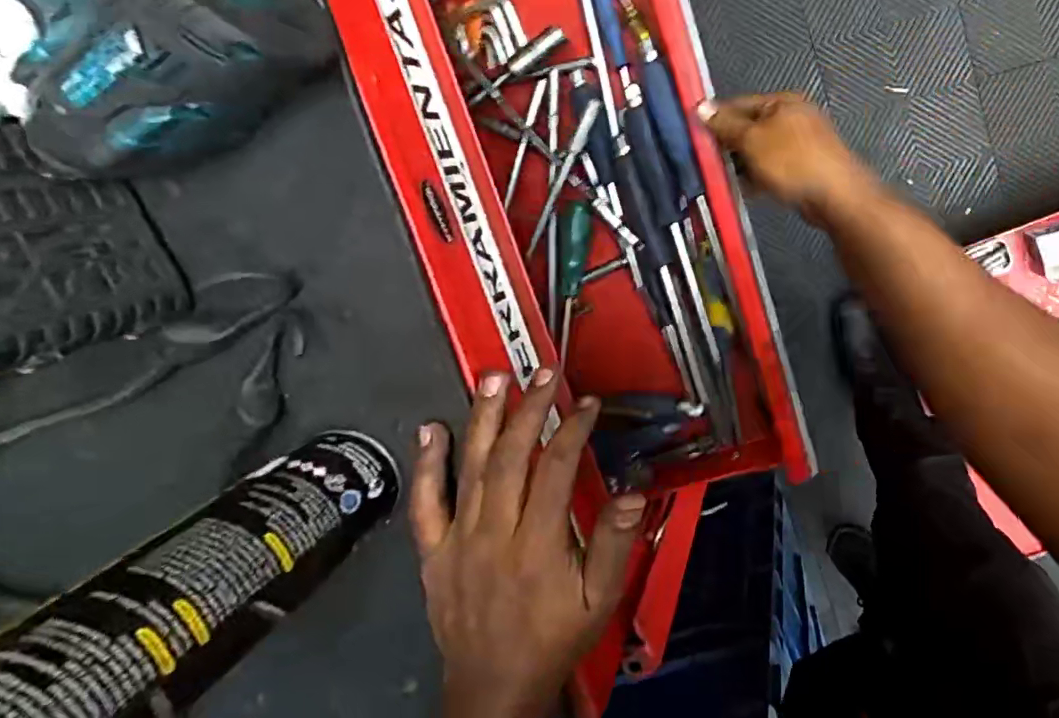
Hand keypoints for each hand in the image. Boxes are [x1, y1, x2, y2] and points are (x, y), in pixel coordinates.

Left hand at [411, 369, 646, 717]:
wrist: (492, 689)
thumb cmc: (554, 637)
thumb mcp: (599, 599)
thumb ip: (615, 543)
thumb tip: (633, 491)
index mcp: (537, 544)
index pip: (555, 470)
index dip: (572, 430)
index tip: (586, 402)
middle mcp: (494, 535)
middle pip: (511, 458)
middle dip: (529, 409)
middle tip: (543, 373)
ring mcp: (458, 541)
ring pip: (471, 468)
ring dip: (484, 419)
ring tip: (493, 378)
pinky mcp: (434, 553)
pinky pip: (425, 504)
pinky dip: (426, 465)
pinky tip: (430, 430)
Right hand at [696, 93, 880, 225]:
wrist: (835, 197)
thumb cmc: (796, 162)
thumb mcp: (752, 140)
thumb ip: (725, 125)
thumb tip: (702, 108)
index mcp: (783, 102)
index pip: (739, 104)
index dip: (717, 118)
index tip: (697, 133)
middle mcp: (794, 118)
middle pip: (750, 127)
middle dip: (730, 144)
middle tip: (709, 159)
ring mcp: (801, 144)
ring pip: (761, 150)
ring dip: (744, 164)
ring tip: (726, 177)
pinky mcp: (804, 168)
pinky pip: (773, 168)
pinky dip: (760, 176)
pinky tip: (748, 188)